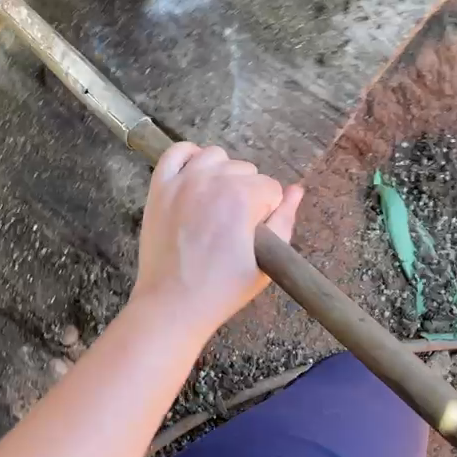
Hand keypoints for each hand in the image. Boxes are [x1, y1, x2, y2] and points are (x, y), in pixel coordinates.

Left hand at [130, 143, 304, 334]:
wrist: (173, 304)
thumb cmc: (220, 289)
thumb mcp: (266, 261)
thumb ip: (285, 220)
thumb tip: (296, 191)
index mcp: (242, 196)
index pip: (271, 189)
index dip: (267, 213)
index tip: (253, 236)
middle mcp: (212, 180)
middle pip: (245, 171)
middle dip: (246, 194)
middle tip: (233, 228)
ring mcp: (182, 182)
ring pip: (215, 156)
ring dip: (222, 174)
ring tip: (217, 205)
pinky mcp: (159, 189)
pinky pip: (175, 153)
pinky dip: (188, 157)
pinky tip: (196, 177)